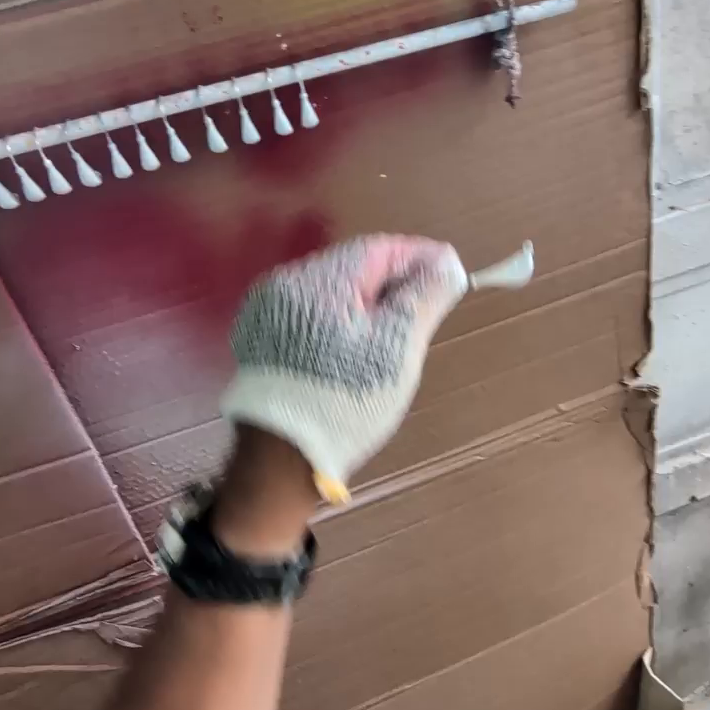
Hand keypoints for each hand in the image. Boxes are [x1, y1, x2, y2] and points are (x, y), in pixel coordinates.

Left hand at [220, 234, 467, 503]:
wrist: (281, 461)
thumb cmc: (346, 401)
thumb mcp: (397, 348)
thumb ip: (425, 297)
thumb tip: (447, 263)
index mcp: (320, 280)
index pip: (378, 248)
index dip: (418, 256)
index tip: (448, 272)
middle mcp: (287, 282)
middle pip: (354, 266)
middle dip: (394, 280)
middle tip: (427, 305)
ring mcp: (268, 308)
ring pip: (334, 289)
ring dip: (367, 300)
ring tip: (395, 330)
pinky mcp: (261, 333)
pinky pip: (312, 311)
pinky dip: (340, 318)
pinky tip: (356, 346)